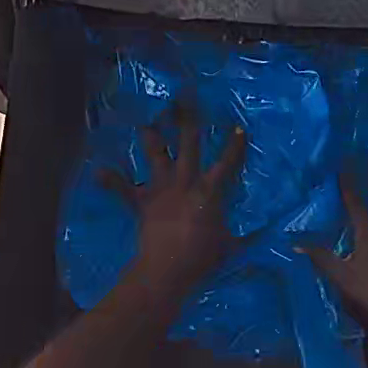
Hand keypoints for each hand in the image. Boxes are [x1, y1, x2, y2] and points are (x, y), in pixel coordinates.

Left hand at [100, 106, 247, 296]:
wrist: (166, 269)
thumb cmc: (202, 257)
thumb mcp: (231, 246)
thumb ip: (247, 236)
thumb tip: (268, 233)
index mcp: (209, 190)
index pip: (227, 163)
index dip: (235, 145)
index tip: (238, 127)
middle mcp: (185, 181)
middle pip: (188, 144)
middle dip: (187, 119)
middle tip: (185, 97)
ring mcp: (161, 189)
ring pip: (156, 156)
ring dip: (151, 137)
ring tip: (147, 119)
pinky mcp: (141, 203)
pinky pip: (123, 190)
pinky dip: (112, 181)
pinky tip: (99, 170)